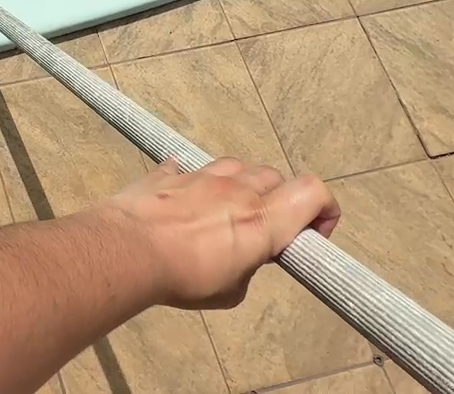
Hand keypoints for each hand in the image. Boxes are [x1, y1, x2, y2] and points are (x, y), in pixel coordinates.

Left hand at [103, 157, 340, 309]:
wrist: (129, 247)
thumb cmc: (186, 276)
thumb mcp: (233, 288)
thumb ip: (247, 262)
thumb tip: (239, 252)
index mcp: (262, 219)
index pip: (311, 190)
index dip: (323, 208)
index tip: (313, 233)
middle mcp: (235, 189)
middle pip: (273, 175)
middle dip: (280, 197)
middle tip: (268, 225)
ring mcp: (198, 175)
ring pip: (235, 164)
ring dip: (241, 182)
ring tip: (229, 208)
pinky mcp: (167, 173)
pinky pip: (188, 168)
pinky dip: (194, 180)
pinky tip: (185, 195)